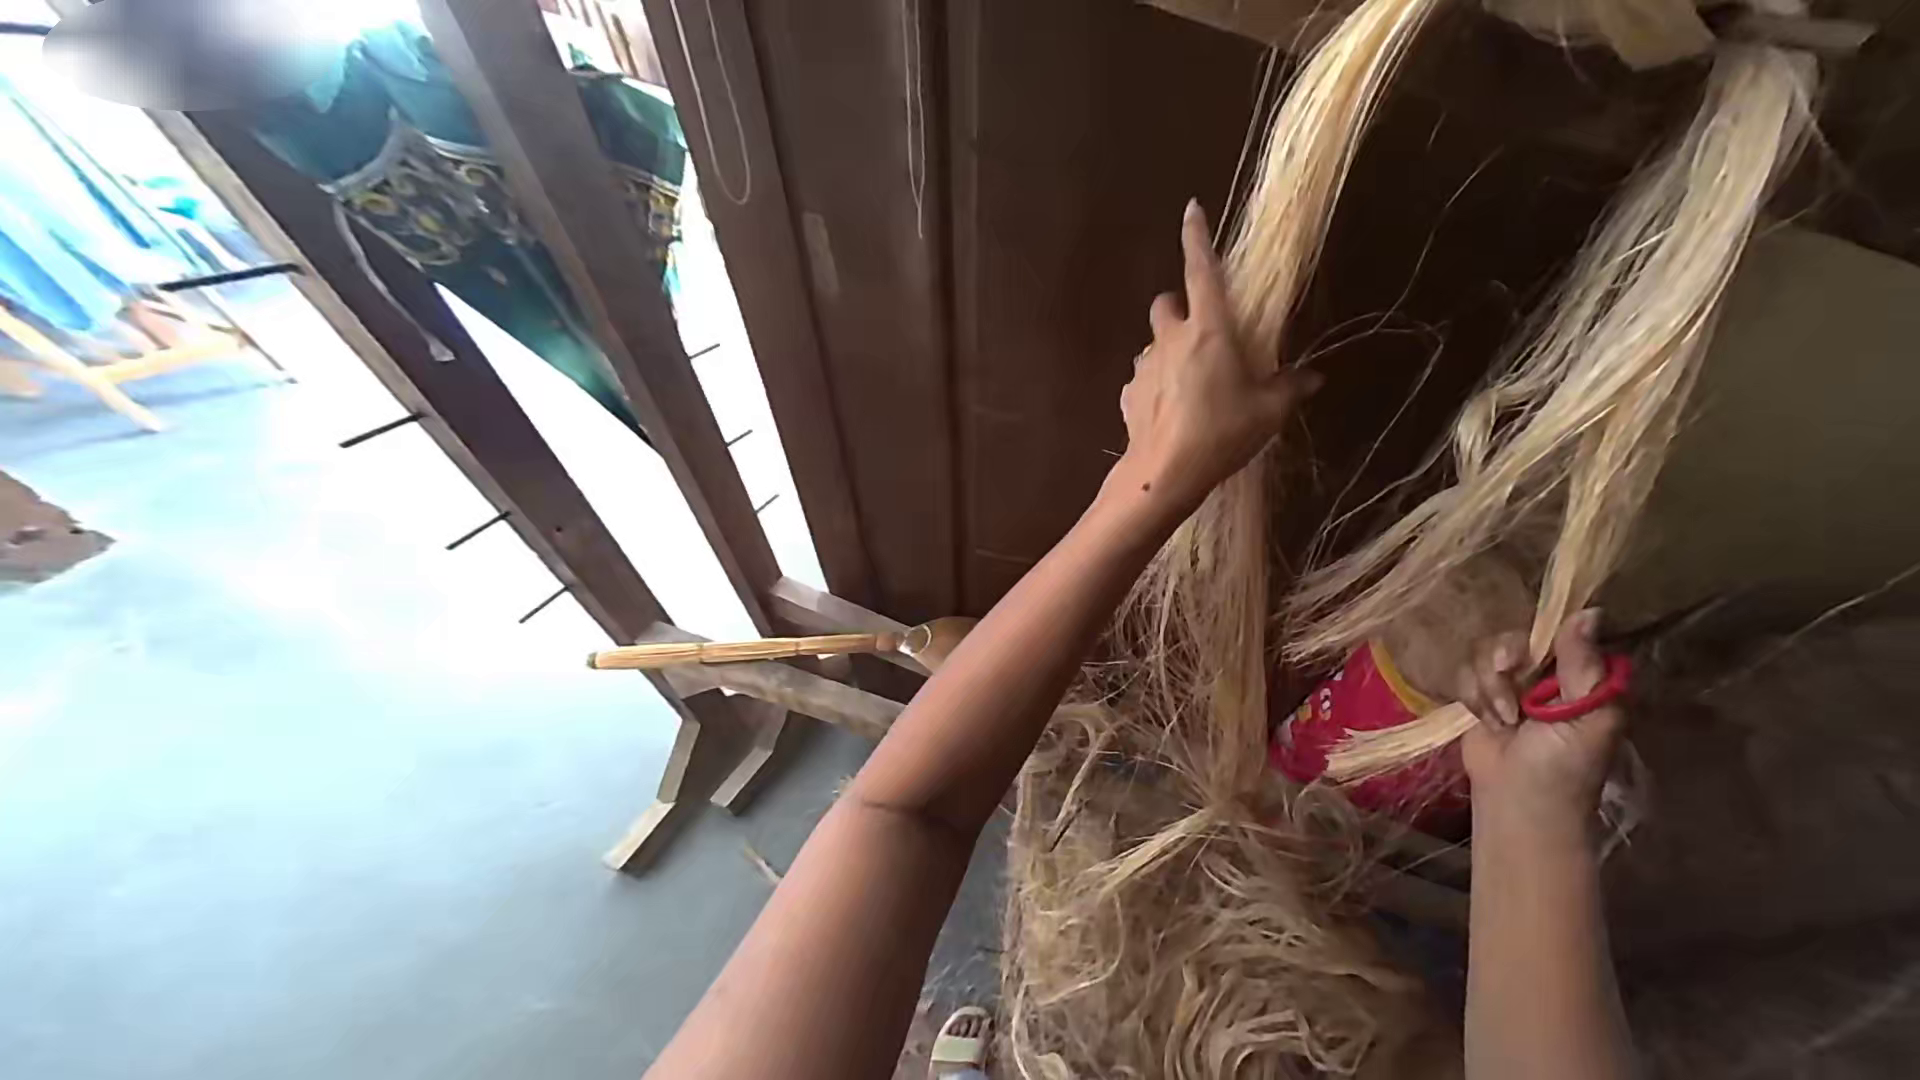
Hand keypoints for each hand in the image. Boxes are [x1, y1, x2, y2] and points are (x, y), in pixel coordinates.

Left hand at [1110, 199, 1321, 513]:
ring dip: (1166, 349)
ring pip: (1151, 342)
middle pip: (1164, 303)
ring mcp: (1143, 366)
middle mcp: (1169, 339)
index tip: (1190, 210)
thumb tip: (1313, 378)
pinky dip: (1154, 382)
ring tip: (1188, 380)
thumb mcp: (1268, 411)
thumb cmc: (1221, 434)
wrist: (1164, 473)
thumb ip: (1290, 388)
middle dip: (1178, 308)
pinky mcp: (1127, 394)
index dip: (1196, 238)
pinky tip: (1168, 408)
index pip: (1201, 270)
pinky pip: (1141, 377)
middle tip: (1200, 332)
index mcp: (1208, 329)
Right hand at [1461, 609, 1625, 832]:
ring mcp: (1509, 686)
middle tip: (1504, 678)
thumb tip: (1591, 611)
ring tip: (1503, 719)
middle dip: (1503, 662)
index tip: (1523, 655)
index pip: (1556, 633)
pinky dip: (1472, 697)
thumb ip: (1582, 665)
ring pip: (1482, 656)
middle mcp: (1544, 675)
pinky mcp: (1479, 697)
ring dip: (1488, 687)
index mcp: (1582, 677)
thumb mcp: (1586, 715)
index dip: (1535, 637)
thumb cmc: (1564, 764)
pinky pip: (1464, 675)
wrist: (1517, 798)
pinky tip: (1487, 720)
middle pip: (1511, 639)